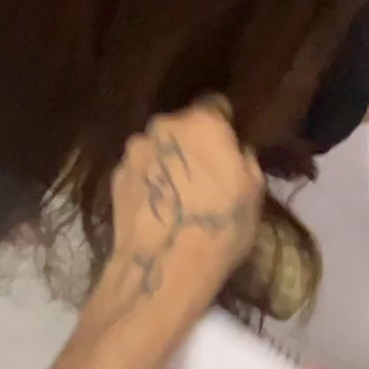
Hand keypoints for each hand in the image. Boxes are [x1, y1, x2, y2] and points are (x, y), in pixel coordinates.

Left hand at [103, 97, 263, 310]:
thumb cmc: (218, 227)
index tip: (227, 144)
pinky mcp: (115, 174)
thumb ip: (243, 157)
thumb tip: (233, 149)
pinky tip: (156, 206)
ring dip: (167, 160)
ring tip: (177, 194)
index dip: (223, 123)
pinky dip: (148, 179)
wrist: (162, 265)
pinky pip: (139, 168)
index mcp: (201, 122)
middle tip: (203, 173)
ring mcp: (134, 149)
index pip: (215, 104)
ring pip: (157, 146)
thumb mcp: (253, 192)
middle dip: (192, 142)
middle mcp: (162, 125)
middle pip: (181, 124)